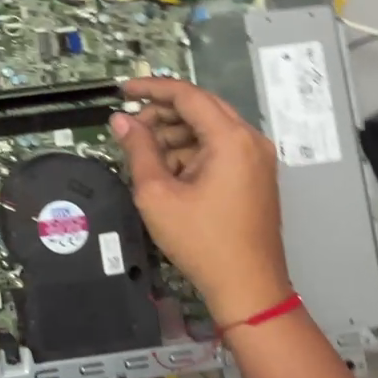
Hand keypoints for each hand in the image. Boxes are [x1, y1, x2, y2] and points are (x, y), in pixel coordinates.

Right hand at [109, 78, 290, 324]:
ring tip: (145, 156)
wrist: (248, 288)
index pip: (187, 95)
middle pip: (200, 107)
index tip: (122, 91)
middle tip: (130, 128)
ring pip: (208, 127)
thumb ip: (138, 149)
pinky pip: (219, 147)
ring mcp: (256, 158)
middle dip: (161, 112)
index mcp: (230, 139)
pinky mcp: (255, 176)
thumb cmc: (201, 240)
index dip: (151, 88)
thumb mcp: (157, 193)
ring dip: (174, 133)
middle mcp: (250, 140)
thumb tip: (121, 120)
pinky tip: (167, 171)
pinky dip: (191, 150)